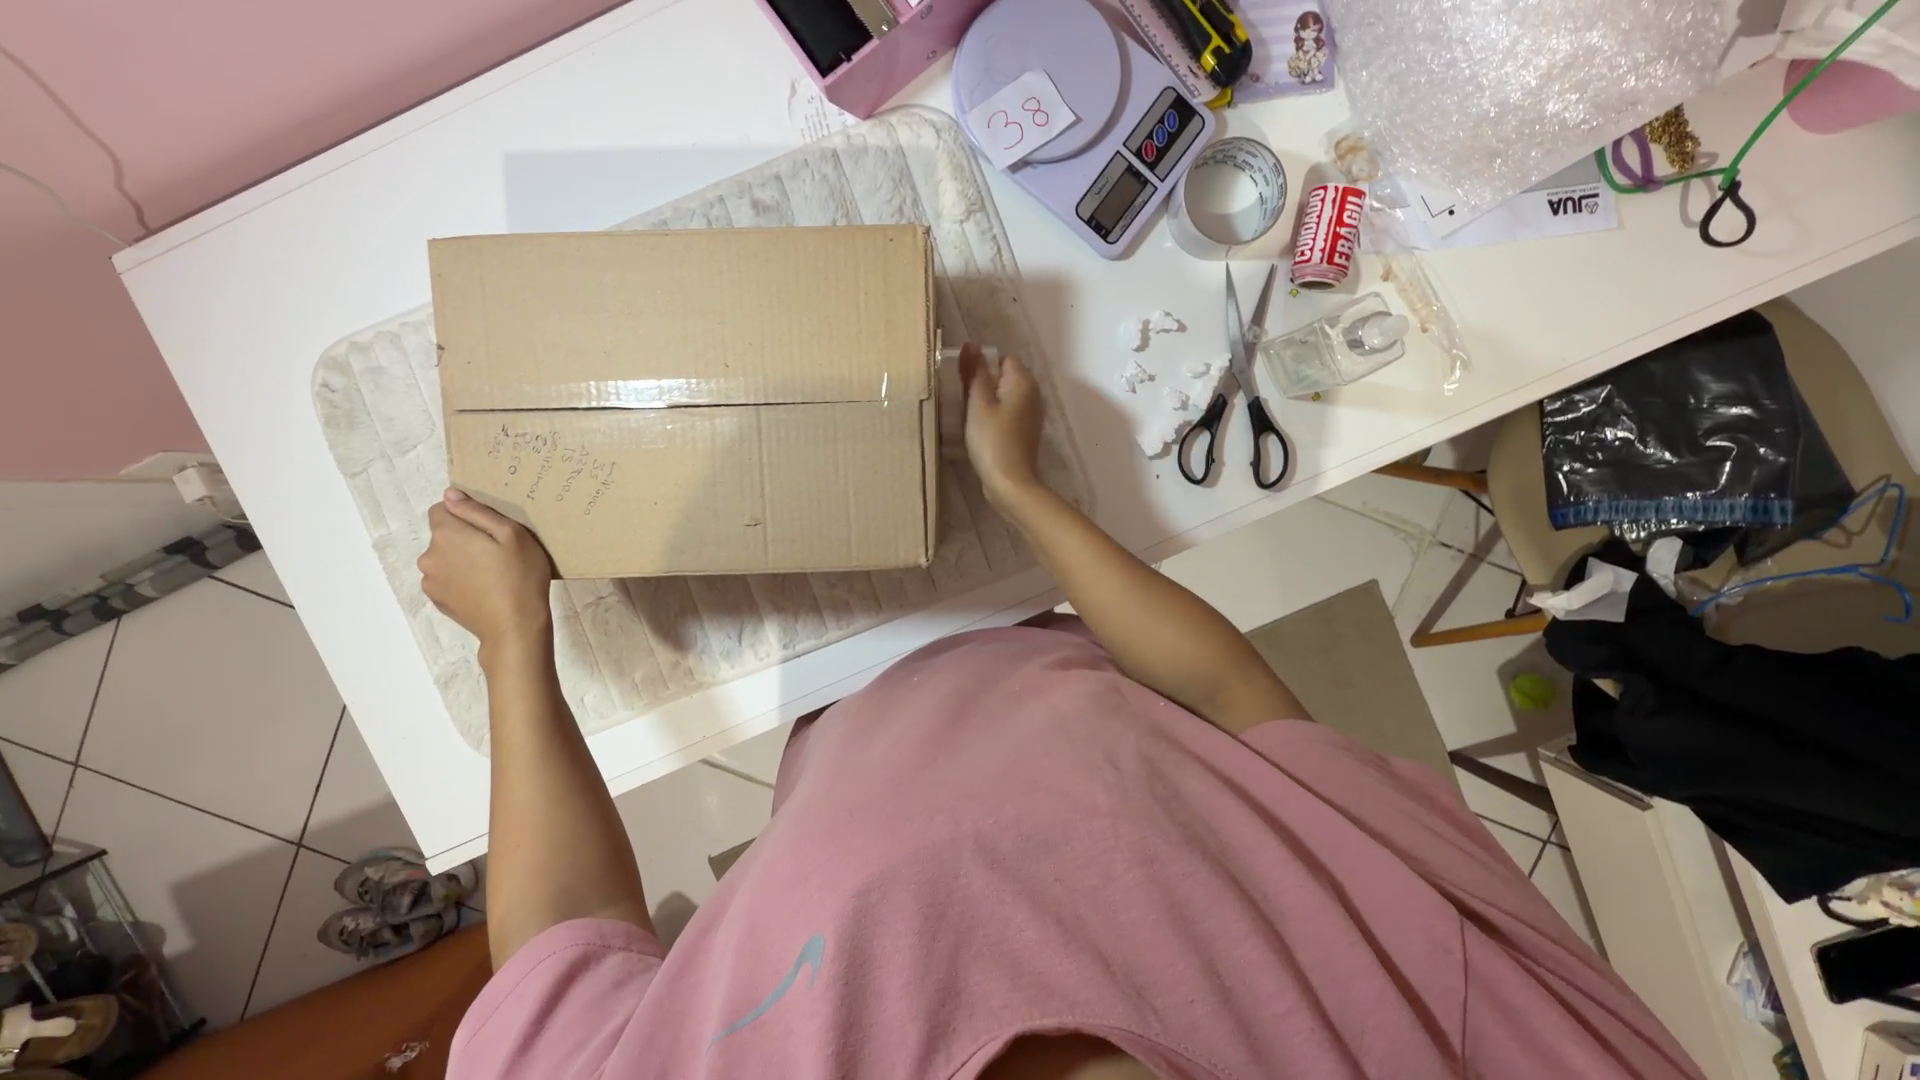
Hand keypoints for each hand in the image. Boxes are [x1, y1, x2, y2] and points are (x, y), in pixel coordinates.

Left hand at [418, 489, 554, 653]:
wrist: (514, 626)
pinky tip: (483, 590)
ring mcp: (430, 580)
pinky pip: (446, 579)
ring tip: (491, 574)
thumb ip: (477, 512)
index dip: (465, 514)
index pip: (441, 509)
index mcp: (446, 534)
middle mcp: (429, 555)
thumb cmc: (520, 576)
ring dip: (460, 560)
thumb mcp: (512, 535)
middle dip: (463, 538)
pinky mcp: (437, 600)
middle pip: (443, 535)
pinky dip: (460, 580)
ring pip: (444, 559)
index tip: (489, 529)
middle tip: (497, 552)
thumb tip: (450, 495)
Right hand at [959, 345, 1043, 504]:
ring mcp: (1032, 414)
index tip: (963, 382)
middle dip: (984, 382)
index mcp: (1023, 381)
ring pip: (1006, 395)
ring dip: (988, 401)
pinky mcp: (1026, 431)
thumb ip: (974, 373)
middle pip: (1005, 376)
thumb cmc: (992, 440)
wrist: (1011, 483)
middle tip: (962, 399)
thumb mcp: (978, 403)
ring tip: (969, 415)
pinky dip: (995, 415)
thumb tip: (971, 345)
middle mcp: (1033, 393)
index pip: (1002, 357)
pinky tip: (981, 429)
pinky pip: (1009, 412)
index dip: (981, 365)